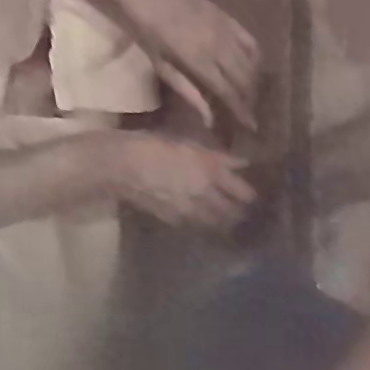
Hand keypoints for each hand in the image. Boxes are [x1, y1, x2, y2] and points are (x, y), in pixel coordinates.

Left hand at [86, 0, 260, 130]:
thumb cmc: (137, 22)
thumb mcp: (159, 62)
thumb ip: (188, 91)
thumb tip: (210, 119)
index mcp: (199, 60)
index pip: (230, 94)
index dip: (242, 112)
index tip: (251, 127)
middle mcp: (218, 46)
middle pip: (245, 81)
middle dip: (249, 99)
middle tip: (246, 110)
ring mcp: (224, 29)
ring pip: (251, 64)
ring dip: (252, 82)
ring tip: (247, 92)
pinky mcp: (225, 15)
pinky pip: (250, 42)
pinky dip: (254, 57)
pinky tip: (250, 66)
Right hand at [111, 133, 255, 228]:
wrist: (117, 165)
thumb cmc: (151, 145)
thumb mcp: (187, 144)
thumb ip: (218, 157)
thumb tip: (243, 163)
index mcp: (211, 172)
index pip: (245, 193)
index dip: (250, 196)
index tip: (252, 196)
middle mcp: (206, 194)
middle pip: (234, 213)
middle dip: (240, 212)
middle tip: (241, 210)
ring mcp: (191, 210)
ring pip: (218, 223)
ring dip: (224, 221)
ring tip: (224, 217)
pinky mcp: (175, 220)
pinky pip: (196, 225)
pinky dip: (202, 223)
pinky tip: (200, 218)